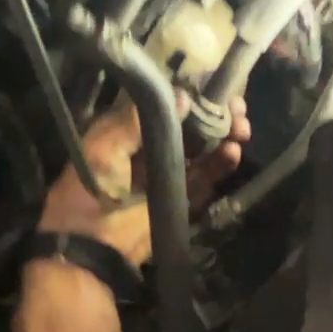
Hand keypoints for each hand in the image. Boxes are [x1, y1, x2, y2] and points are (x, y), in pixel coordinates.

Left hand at [38, 92, 253, 265]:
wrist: (95, 245)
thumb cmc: (90, 191)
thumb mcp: (105, 147)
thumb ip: (138, 121)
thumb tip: (181, 96)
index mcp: (127, 134)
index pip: (165, 108)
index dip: (191, 97)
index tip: (213, 86)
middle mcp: (151, 150)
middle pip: (190, 128)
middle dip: (215, 116)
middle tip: (238, 107)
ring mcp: (170, 176)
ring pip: (204, 151)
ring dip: (224, 137)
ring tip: (242, 128)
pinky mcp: (185, 200)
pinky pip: (207, 178)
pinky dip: (221, 165)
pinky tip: (233, 152)